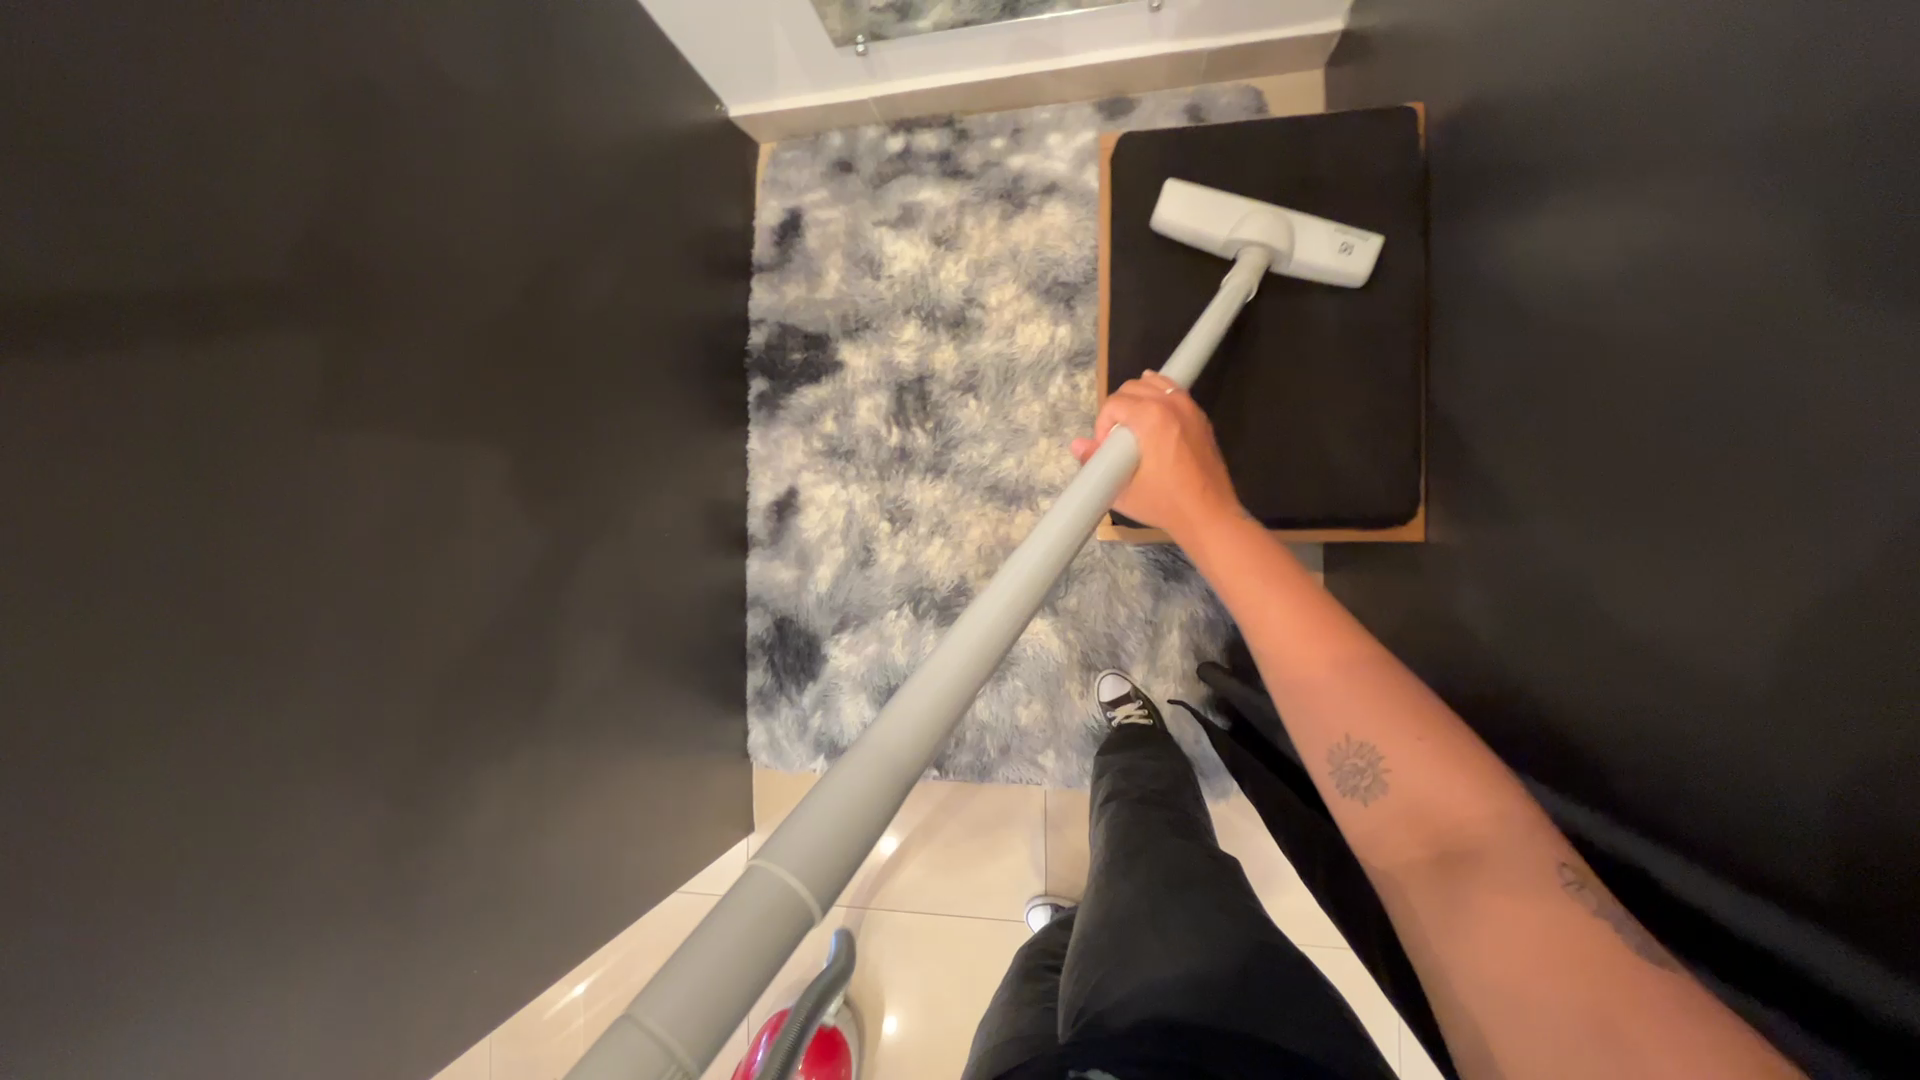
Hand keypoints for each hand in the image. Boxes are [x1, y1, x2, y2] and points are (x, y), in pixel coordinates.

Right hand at [1071, 370, 1243, 541]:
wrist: (1208, 514)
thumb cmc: (1164, 503)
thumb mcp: (1122, 489)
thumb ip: (1095, 463)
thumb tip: (1076, 444)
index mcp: (1151, 417)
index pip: (1114, 403)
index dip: (1102, 425)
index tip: (1106, 449)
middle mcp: (1171, 404)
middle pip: (1132, 388)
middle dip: (1117, 410)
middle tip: (1116, 440)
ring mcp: (1189, 408)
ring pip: (1155, 383)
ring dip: (1137, 398)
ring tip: (1132, 425)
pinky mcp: (1200, 417)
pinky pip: (1174, 392)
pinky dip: (1159, 396)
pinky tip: (1152, 413)